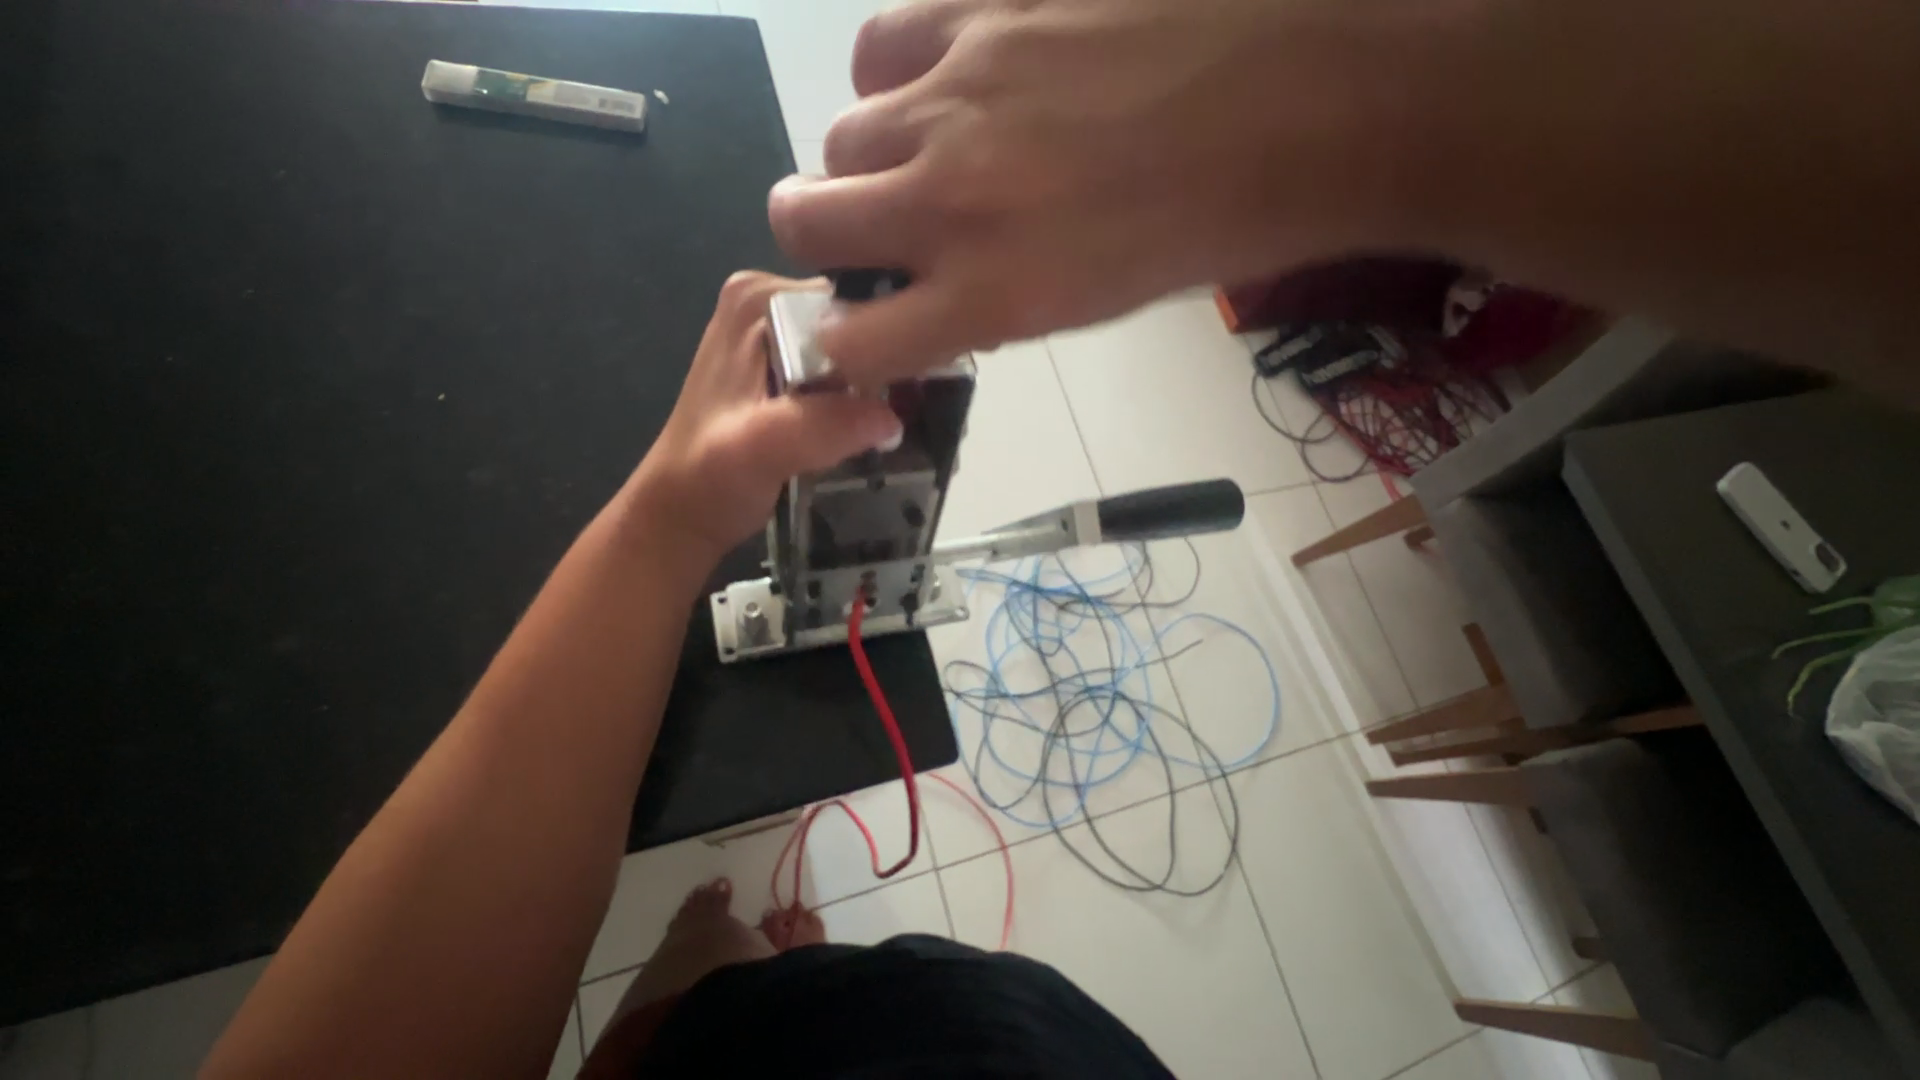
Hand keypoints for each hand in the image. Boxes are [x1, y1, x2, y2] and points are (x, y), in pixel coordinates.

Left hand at [627, 272, 902, 565]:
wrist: (683, 514)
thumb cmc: (710, 480)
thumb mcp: (760, 449)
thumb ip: (818, 427)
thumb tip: (891, 417)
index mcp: (757, 297)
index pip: (855, 297)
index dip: (893, 338)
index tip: (923, 384)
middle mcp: (768, 297)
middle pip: (862, 317)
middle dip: (893, 360)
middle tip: (920, 407)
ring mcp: (777, 328)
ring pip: (861, 343)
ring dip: (886, 381)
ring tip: (908, 415)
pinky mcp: (788, 360)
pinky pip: (849, 364)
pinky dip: (870, 392)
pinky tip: (885, 418)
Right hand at [768, 0, 1441, 382]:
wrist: (1292, 114)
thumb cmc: (1194, 237)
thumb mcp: (1078, 311)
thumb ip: (977, 310)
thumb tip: (915, 298)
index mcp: (988, 297)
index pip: (847, 341)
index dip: (838, 340)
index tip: (857, 327)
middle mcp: (951, 202)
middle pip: (802, 218)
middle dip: (822, 237)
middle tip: (868, 234)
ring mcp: (959, 98)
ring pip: (838, 134)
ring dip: (862, 161)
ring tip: (920, 158)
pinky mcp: (984, 14)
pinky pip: (882, 44)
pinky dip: (892, 77)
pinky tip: (937, 88)